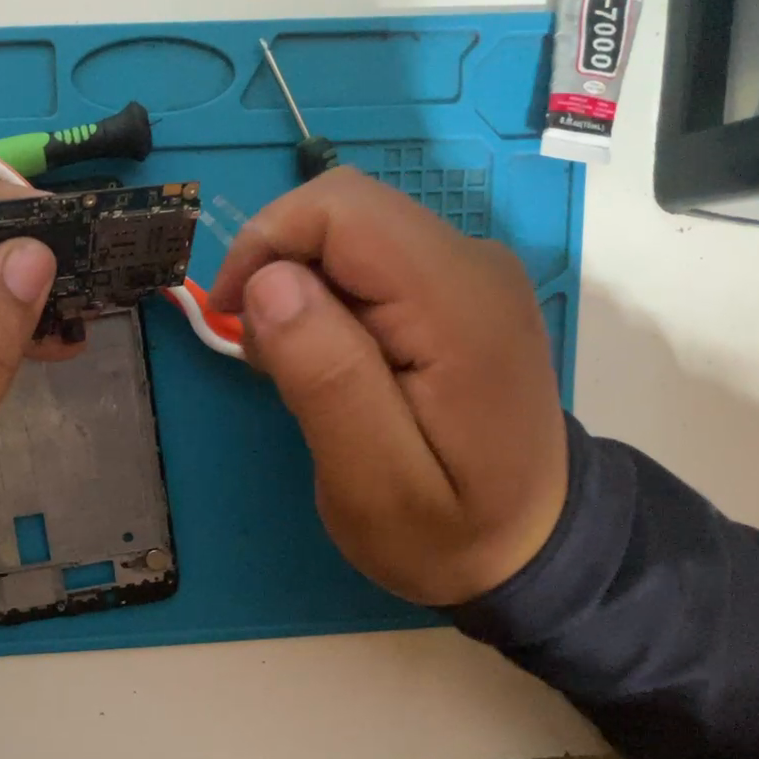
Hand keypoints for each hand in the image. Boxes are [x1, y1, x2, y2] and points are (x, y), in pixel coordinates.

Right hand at [210, 168, 567, 605]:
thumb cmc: (446, 531)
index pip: (342, 209)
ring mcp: (469, 274)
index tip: (230, 315)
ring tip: (301, 375)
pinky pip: (369, 264)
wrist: (528, 549)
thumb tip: (268, 281)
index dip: (266, 243)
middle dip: (277, 269)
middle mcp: (471, 264)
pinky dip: (326, 302)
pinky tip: (332, 364)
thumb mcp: (373, 482)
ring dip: (299, 291)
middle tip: (268, 360)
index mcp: (456, 303)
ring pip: (350, 236)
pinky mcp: (456, 291)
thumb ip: (327, 378)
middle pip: (344, 213)